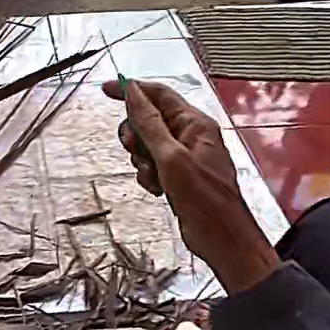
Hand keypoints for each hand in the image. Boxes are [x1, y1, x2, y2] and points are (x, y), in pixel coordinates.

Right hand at [102, 78, 279, 292]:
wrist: (221, 238)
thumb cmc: (206, 200)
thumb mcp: (171, 157)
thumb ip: (149, 123)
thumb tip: (133, 92)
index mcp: (195, 123)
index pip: (158, 94)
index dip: (131, 90)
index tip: (107, 90)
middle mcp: (190, 135)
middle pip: (148, 119)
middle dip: (135, 135)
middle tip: (134, 149)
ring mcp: (184, 155)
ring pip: (146, 144)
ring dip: (141, 160)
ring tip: (153, 176)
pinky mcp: (178, 174)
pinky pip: (151, 164)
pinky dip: (148, 175)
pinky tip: (157, 189)